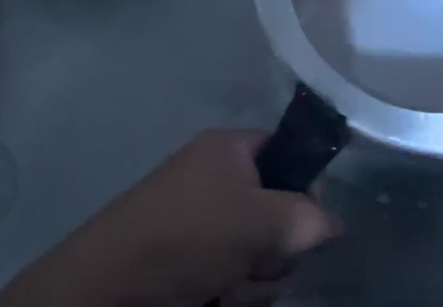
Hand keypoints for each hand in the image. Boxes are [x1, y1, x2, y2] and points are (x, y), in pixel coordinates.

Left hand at [0, 129, 338, 306]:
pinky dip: (237, 295)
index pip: (287, 152)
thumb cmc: (185, 235)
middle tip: (255, 257)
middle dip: (276, 248)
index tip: (304, 216)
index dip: (303, 185)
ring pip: (263, 255)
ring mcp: (208, 227)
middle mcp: (221, 182)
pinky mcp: (197, 266)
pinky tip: (216, 299)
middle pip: (281, 213)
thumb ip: (305, 217)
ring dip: (256, 279)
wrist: (109, 287)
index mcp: (230, 151)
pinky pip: (240, 280)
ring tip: (227, 284)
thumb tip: (333, 223)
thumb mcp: (255, 220)